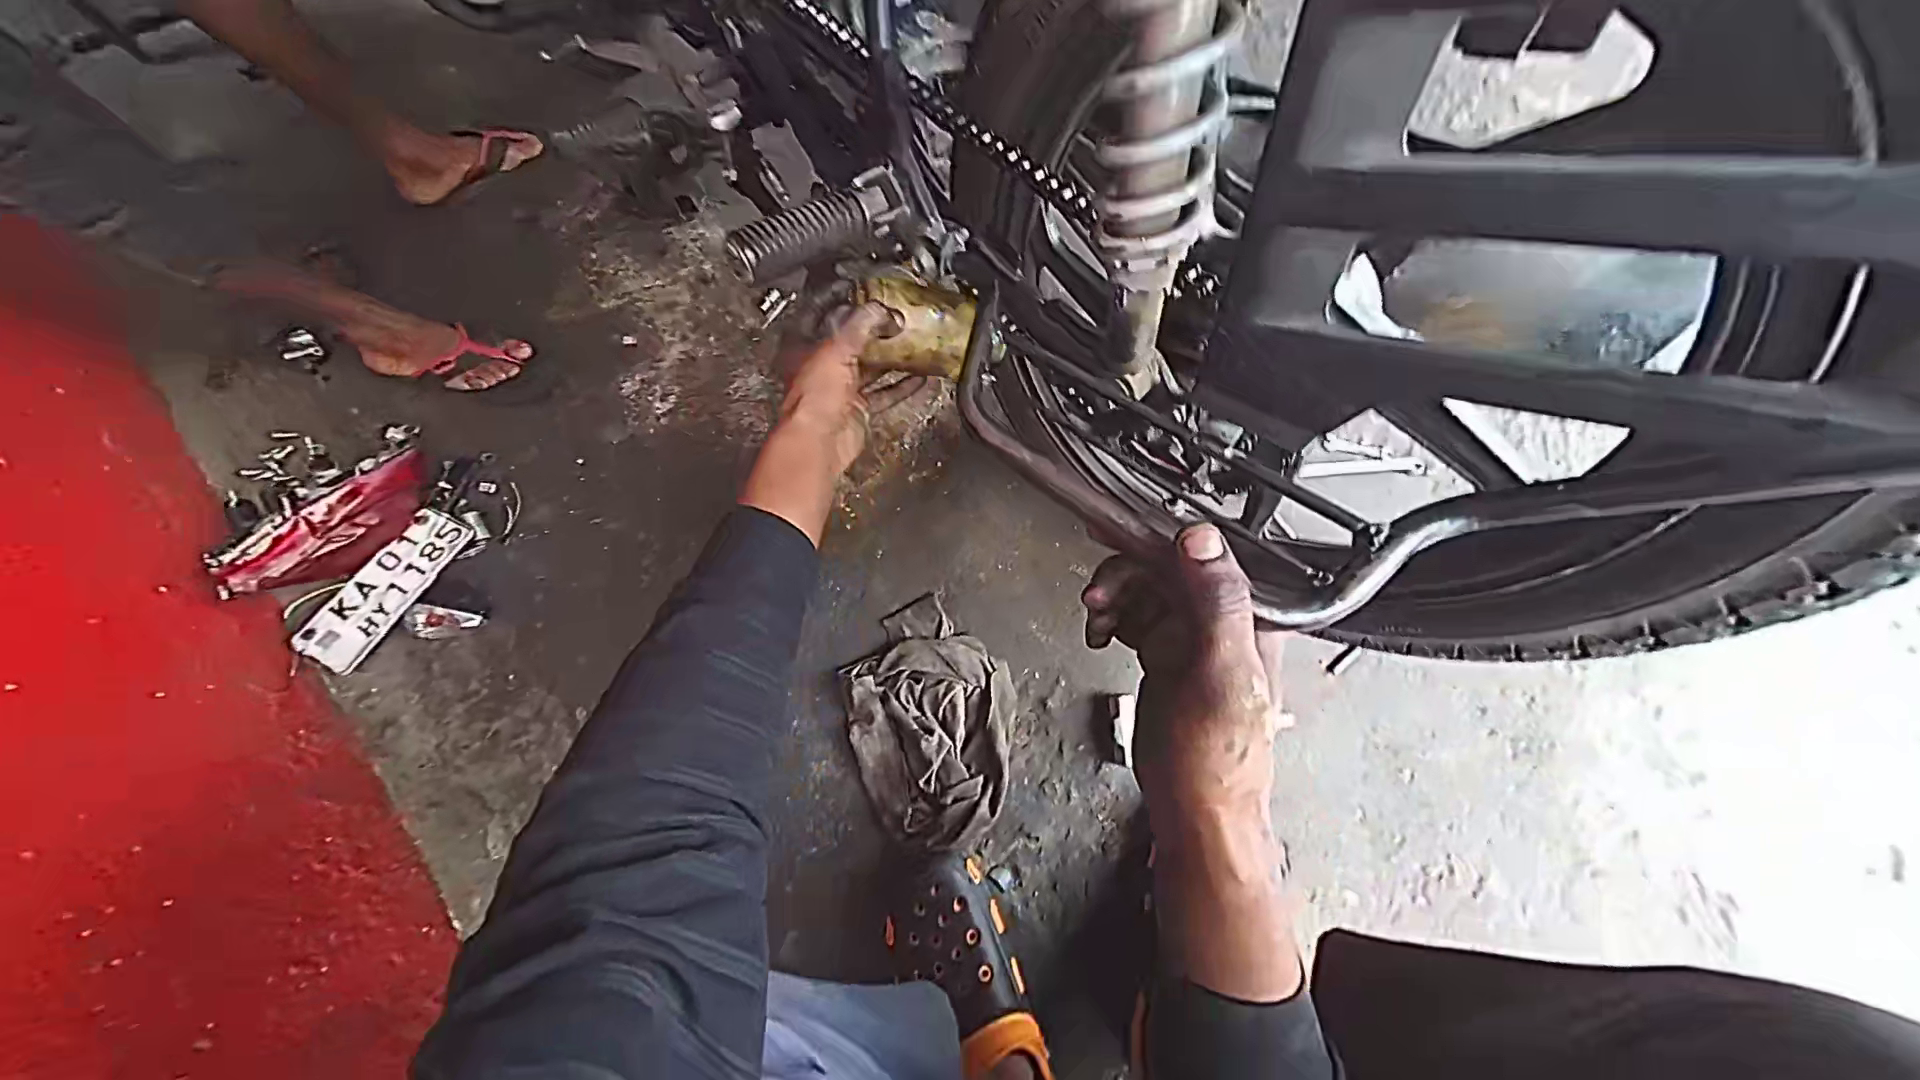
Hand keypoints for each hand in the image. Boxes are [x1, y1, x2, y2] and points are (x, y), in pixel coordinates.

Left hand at [740, 302, 891, 544]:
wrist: (819, 442)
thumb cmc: (814, 399)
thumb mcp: (838, 349)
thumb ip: (861, 327)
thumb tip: (881, 311)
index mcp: (811, 350)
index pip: (836, 323)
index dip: (857, 312)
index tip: (879, 305)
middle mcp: (825, 370)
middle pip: (857, 347)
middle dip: (879, 337)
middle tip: (901, 326)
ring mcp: (843, 393)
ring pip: (873, 371)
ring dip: (894, 361)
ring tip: (915, 349)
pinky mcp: (859, 412)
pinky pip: (885, 395)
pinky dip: (902, 387)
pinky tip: (918, 379)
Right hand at [1081, 524, 1286, 816]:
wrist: (1194, 807)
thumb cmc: (1218, 757)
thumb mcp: (1221, 674)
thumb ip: (1217, 602)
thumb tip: (1200, 538)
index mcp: (1247, 616)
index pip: (1202, 554)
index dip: (1156, 540)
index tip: (1117, 534)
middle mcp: (1219, 619)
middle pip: (1165, 566)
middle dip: (1125, 574)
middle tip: (1099, 594)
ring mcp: (1189, 635)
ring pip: (1143, 587)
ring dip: (1113, 595)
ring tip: (1098, 618)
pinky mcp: (1164, 650)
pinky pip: (1131, 614)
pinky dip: (1110, 617)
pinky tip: (1102, 633)